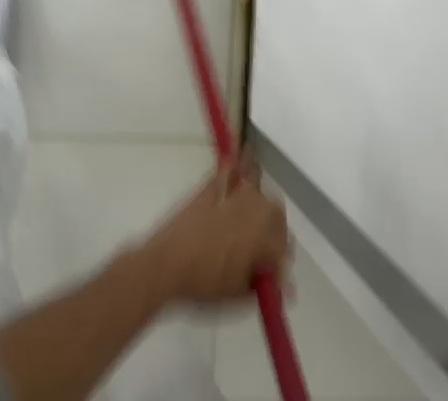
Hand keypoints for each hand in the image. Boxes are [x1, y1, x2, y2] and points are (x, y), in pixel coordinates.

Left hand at [134, 157, 289, 306]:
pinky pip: (226, 171)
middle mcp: (251, 214)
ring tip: (256, 202)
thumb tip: (282, 283)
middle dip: (274, 225)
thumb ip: (264, 285)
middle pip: (275, 211)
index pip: (283, 244)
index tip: (271, 269)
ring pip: (255, 189)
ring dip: (258, 196)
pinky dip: (235, 162)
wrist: (164, 264)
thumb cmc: (202, 284)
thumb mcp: (239, 295)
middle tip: (264, 242)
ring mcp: (229, 198)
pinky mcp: (208, 191)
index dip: (279, 258)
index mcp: (262, 241)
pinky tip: (239, 153)